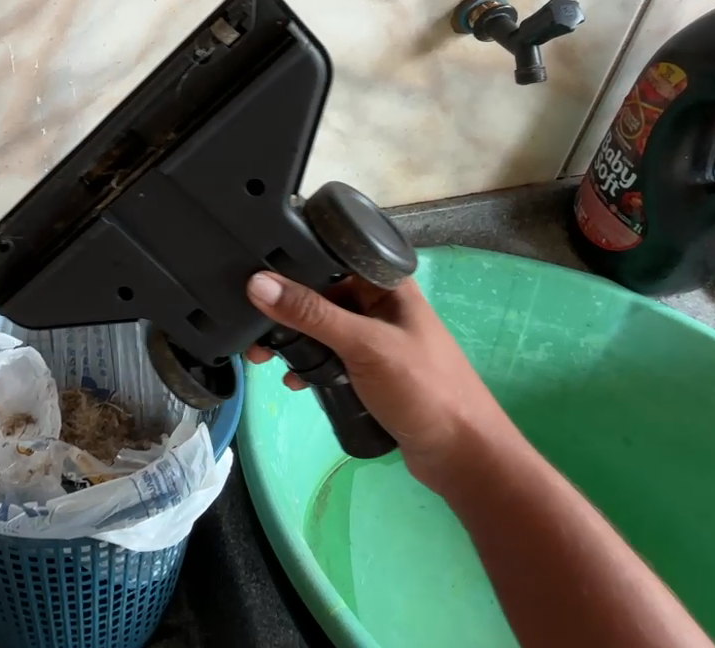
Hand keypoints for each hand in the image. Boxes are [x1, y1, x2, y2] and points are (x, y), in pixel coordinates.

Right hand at [243, 271, 516, 493]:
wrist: (464, 459)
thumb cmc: (423, 390)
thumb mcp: (363, 346)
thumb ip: (310, 314)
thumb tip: (256, 283)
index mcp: (387, 285)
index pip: (332, 256)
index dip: (293, 258)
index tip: (252, 266)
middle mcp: (379, 306)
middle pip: (320, 293)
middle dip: (284, 308)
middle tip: (250, 322)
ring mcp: (375, 340)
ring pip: (320, 327)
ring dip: (292, 339)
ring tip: (261, 356)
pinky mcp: (369, 371)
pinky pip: (328, 356)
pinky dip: (307, 364)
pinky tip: (292, 379)